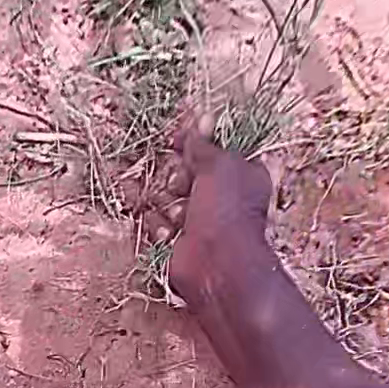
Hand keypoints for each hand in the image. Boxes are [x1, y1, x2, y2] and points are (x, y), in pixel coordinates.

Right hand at [143, 123, 275, 310]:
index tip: (175, 140)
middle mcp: (213, 199)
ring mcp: (191, 222)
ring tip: (178, 218)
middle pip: (179, 175)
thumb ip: (204, 145)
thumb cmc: (226, 210)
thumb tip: (197, 123)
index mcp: (235, 176)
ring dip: (164, 206)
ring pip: (161, 200)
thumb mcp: (221, 165)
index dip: (190, 146)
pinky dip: (158, 228)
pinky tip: (169, 235)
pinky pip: (153, 224)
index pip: (206, 152)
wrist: (215, 264)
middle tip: (180, 186)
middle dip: (174, 179)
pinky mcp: (171, 242)